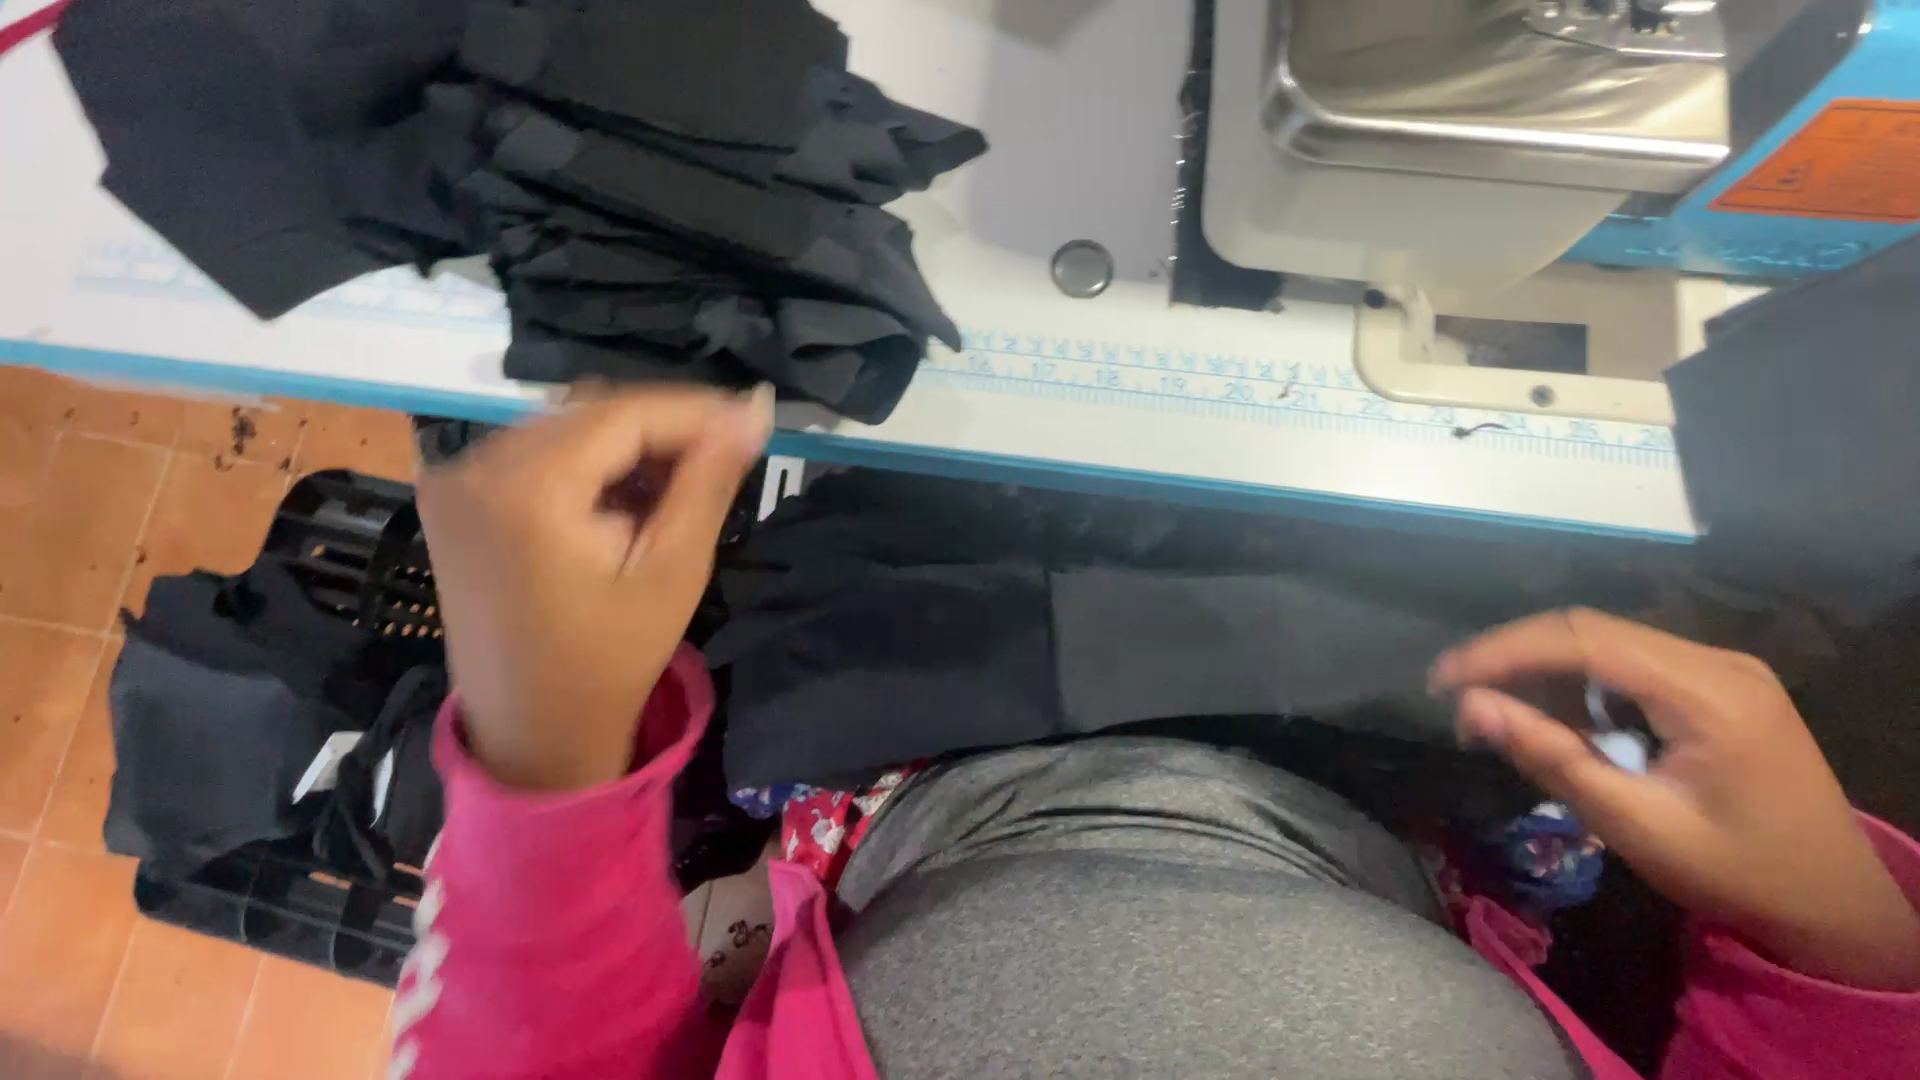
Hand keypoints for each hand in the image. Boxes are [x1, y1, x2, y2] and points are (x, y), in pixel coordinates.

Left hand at [417, 385, 771, 791]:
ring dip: (628, 444)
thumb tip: (754, 407)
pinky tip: (624, 496)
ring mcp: (454, 480)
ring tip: (678, 483)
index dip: (694, 409)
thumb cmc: (612, 657)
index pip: (623, 412)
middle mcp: (473, 465)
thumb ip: (710, 479)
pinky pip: (535, 452)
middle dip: (664, 428)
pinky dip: (588, 462)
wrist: (534, 730)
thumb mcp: (674, 568)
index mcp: (527, 487)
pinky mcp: (453, 498)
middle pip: (589, 413)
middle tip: (723, 455)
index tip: (750, 420)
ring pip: (564, 427)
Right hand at [1430, 609, 1919, 990]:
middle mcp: (1716, 663)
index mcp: (1710, 693)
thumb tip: (1469, 706)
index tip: (1442, 681)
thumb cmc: (1738, 873)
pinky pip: (1619, 663)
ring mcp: (1716, 670)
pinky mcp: (1709, 685)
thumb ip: (1552, 758)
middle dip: (1509, 655)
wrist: (1835, 908)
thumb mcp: (1636, 825)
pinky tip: (1544, 715)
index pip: (1582, 639)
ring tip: (1488, 709)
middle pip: (1586, 630)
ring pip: (1597, 641)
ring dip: (1534, 668)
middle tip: (1452, 692)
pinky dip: (1568, 683)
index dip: (1501, 651)